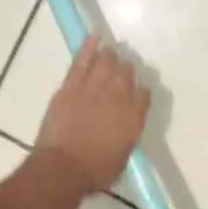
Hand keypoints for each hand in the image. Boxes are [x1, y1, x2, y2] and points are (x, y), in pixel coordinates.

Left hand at [33, 35, 151, 191]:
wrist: (64, 167)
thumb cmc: (94, 171)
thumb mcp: (121, 158)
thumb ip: (125, 137)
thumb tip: (122, 130)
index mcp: (134, 119)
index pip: (143, 96)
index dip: (140, 92)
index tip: (135, 92)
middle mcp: (119, 98)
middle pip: (126, 75)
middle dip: (125, 71)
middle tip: (121, 69)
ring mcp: (95, 89)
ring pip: (107, 63)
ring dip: (110, 56)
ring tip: (110, 52)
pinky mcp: (72, 86)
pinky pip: (82, 60)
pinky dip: (89, 46)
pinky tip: (94, 37)